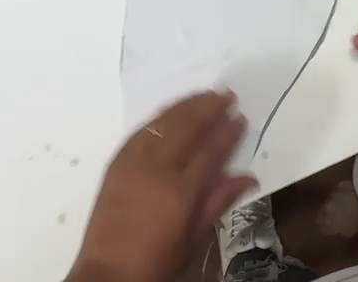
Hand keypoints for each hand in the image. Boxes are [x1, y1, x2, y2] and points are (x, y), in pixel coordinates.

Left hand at [66, 90, 258, 281]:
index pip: (209, 151)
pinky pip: (142, 129)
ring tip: (205, 94)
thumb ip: (218, 201)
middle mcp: (156, 168)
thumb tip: (249, 176)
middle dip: (209, 108)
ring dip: (186, 105)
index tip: (240, 117)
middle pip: (187, 127)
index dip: (227, 132)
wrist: (108, 274)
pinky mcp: (117, 161)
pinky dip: (161, 116)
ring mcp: (134, 161)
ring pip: (164, 122)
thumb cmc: (156, 263)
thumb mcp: (193, 239)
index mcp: (179, 191)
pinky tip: (173, 110)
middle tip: (227, 94)